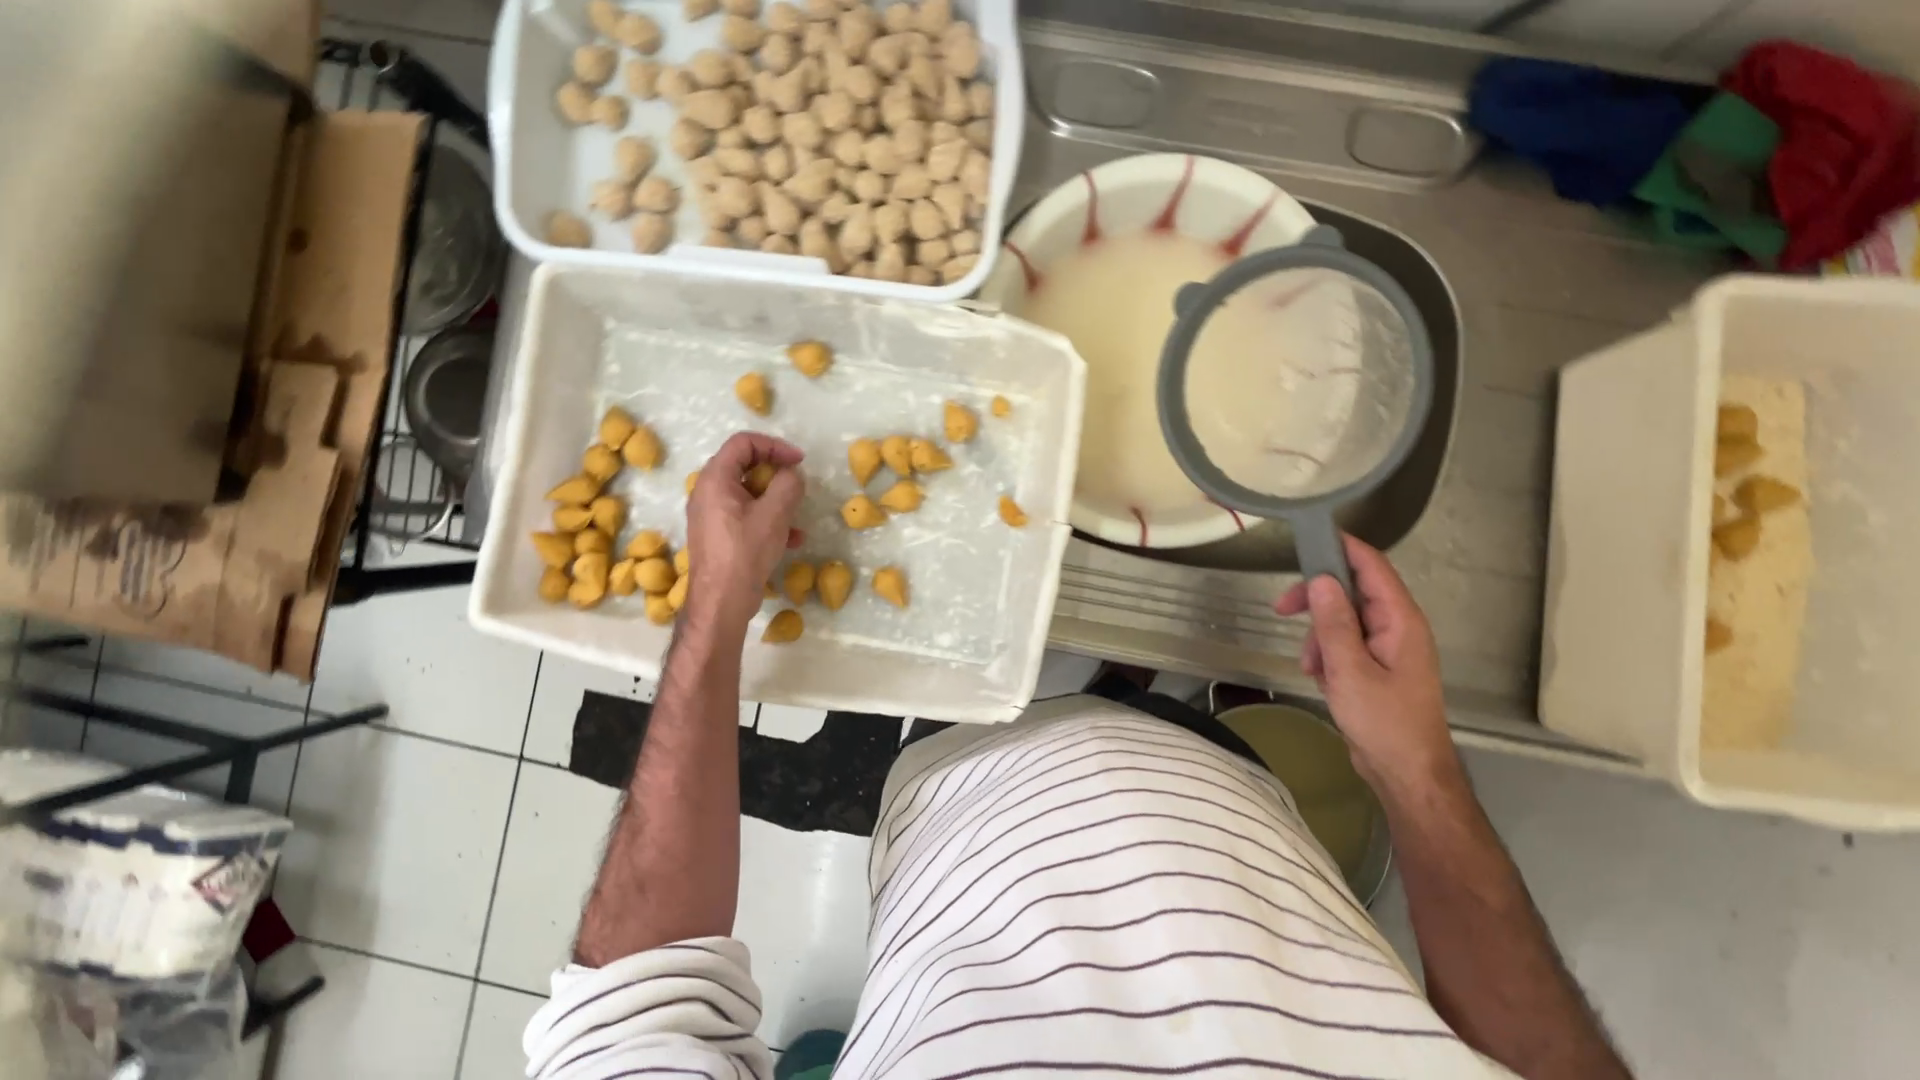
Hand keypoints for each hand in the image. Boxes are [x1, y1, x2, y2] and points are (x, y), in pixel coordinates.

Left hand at [683, 433, 803, 635]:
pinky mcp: (718, 535)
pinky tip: (791, 540)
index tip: (798, 461)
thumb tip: (792, 475)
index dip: (774, 445)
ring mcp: (710, 515)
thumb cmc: (745, 552)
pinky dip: (768, 519)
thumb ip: (788, 484)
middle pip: (744, 465)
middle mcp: (707, 492)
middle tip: (797, 484)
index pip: (743, 443)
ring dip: (776, 499)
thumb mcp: (775, 513)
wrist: (721, 602)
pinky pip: (745, 515)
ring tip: (797, 517)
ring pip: (747, 493)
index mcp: (715, 479)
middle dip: (776, 473)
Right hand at [1274, 533, 1457, 789]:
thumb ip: (1334, 623)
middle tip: (1281, 609)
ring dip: (1319, 637)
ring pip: (1344, 621)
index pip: (1372, 566)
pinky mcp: (1379, 668)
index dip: (1343, 546)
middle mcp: (1398, 627)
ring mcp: (1389, 648)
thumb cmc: (1384, 721)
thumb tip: (1320, 579)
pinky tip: (1321, 679)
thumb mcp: (1350, 670)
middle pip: (1352, 592)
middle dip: (1317, 600)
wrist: (1407, 773)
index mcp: (1400, 620)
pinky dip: (1328, 656)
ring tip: (1310, 667)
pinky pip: (1347, 645)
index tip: (1308, 536)